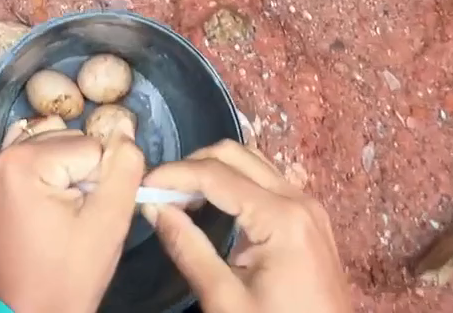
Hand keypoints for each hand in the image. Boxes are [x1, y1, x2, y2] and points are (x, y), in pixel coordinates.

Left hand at [0, 129, 145, 312]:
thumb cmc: (69, 274)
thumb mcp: (107, 223)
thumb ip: (124, 169)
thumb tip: (126, 125)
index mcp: (24, 162)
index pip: (90, 146)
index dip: (100, 180)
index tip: (88, 215)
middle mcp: (2, 153)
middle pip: (69, 138)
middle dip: (82, 172)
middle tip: (76, 216)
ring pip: (54, 139)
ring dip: (67, 167)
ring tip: (62, 208)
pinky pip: (32, 146)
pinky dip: (46, 163)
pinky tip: (47, 195)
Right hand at [142, 141, 349, 312]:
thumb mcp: (226, 301)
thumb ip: (187, 248)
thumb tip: (153, 206)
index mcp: (280, 217)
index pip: (216, 174)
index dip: (174, 174)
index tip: (143, 185)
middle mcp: (297, 199)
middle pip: (235, 154)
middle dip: (193, 164)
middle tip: (162, 191)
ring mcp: (308, 206)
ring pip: (251, 160)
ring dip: (214, 168)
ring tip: (183, 194)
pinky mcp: (309, 218)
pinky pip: (266, 179)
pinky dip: (235, 180)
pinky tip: (214, 202)